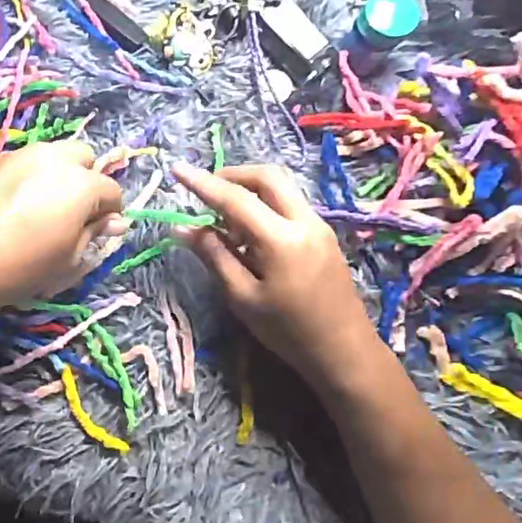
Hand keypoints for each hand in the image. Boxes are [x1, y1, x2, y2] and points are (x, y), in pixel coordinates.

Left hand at [0, 141, 123, 317]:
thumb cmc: (14, 267)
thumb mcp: (64, 263)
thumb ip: (92, 236)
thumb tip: (113, 222)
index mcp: (80, 184)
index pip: (111, 191)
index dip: (109, 213)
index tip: (96, 232)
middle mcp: (53, 158)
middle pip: (84, 157)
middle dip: (85, 180)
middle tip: (69, 212)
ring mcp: (18, 153)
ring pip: (50, 155)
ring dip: (54, 175)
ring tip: (37, 208)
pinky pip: (20, 162)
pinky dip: (25, 177)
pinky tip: (9, 205)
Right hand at [170, 162, 382, 387]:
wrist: (344, 351)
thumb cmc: (288, 331)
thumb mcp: (242, 297)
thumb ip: (213, 256)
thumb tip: (182, 228)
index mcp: (281, 239)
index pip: (235, 199)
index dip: (202, 183)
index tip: (177, 170)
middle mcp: (305, 222)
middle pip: (267, 177)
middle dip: (232, 175)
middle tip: (205, 190)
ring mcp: (319, 226)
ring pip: (282, 187)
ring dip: (250, 189)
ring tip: (223, 216)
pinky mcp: (324, 235)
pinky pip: (290, 204)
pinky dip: (265, 204)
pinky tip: (249, 232)